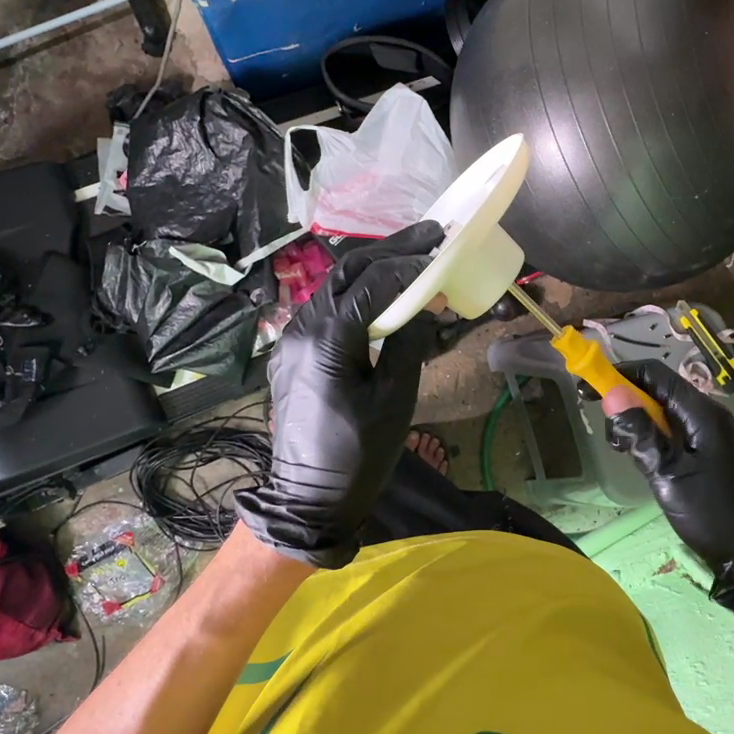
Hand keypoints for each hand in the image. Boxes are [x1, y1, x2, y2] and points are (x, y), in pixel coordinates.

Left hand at [236, 221, 444, 566]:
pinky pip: (325, 308)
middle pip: (347, 270)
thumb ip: (409, 343)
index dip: (409, 265)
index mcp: (327, 339)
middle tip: (431, 235)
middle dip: (390, 249)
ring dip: (372, 266)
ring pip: (333, 285)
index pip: (372, 282)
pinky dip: (356, 292)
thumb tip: (425, 306)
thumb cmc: (358, 454)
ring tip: (412, 256)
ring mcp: (291, 339)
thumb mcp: (395, 399)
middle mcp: (302, 328)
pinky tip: (382, 293)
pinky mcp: (291, 352)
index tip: (442, 255)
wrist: (308, 498)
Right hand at [605, 361, 733, 615]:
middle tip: (611, 437)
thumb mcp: (668, 474)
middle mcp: (706, 412)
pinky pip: (672, 429)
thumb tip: (611, 392)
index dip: (619, 375)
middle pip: (657, 388)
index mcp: (701, 411)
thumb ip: (641, 432)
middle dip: (626, 402)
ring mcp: (708, 430)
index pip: (654, 373)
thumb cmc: (711, 513)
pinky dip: (651, 436)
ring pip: (662, 409)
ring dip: (637, 422)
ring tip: (624, 451)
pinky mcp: (706, 448)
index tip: (587, 390)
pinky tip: (642, 458)